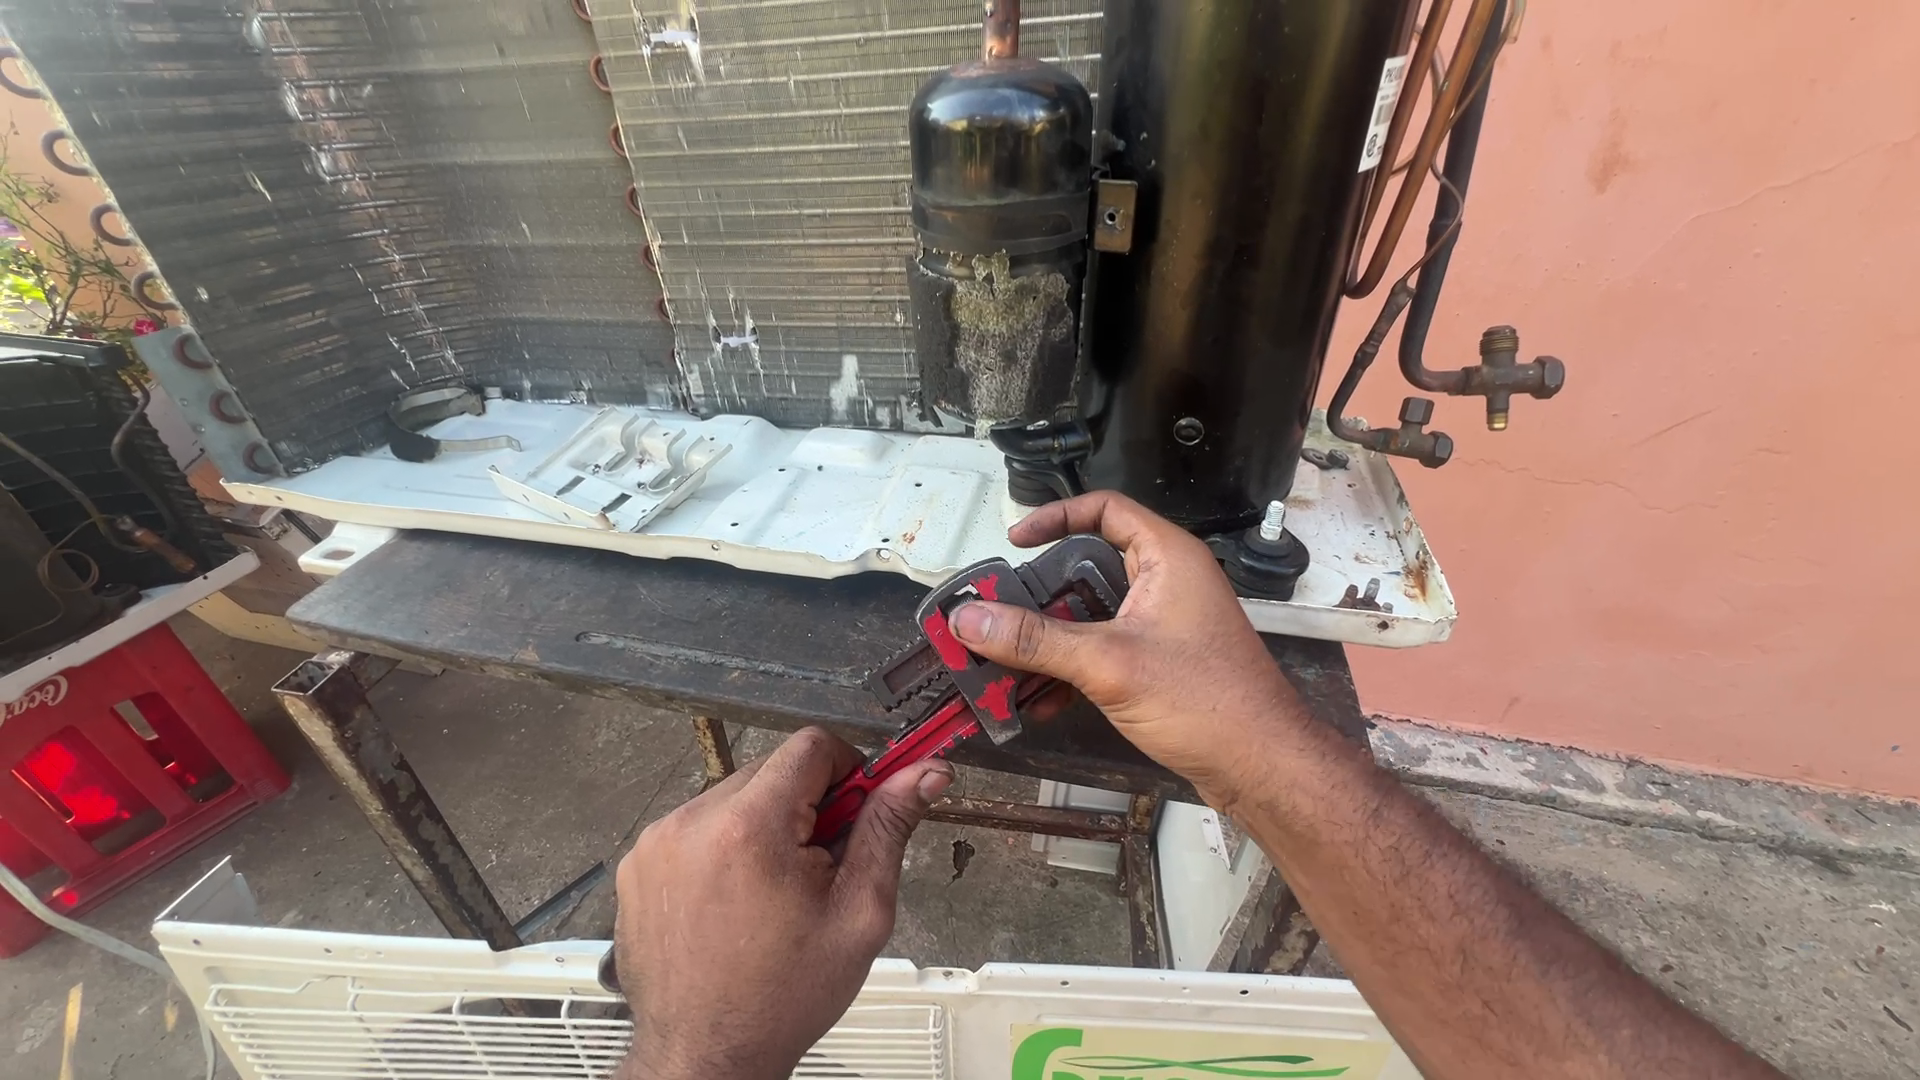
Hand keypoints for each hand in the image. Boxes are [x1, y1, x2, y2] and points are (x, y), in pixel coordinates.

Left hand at [614, 728, 952, 1079]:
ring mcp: (659, 840)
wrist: (704, 1060)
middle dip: (807, 801)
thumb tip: (926, 773)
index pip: (810, 745)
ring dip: (766, 820)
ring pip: (737, 792)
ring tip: (775, 884)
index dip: (844, 769)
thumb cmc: (784, 996)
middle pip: (774, 768)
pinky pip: (699, 820)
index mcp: (751, 828)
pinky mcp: (639, 860)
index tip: (853, 809)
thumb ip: (889, 828)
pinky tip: (738, 892)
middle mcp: (694, 821)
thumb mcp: (859, 912)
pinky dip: (727, 840)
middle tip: (819, 860)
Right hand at [948, 491, 1304, 797]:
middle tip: (998, 613)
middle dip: (1039, 595)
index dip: (1056, 517)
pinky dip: (1069, 669)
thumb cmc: (1202, 700)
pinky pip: (1100, 651)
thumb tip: (968, 619)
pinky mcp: (1157, 662)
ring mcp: (1160, 625)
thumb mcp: (1108, 663)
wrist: (1262, 770)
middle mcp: (1164, 582)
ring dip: (1048, 640)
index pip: (1105, 510)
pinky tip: (1037, 701)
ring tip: (1003, 661)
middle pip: (1087, 568)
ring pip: (1089, 616)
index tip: (1014, 543)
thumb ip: (1035, 641)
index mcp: (1166, 557)